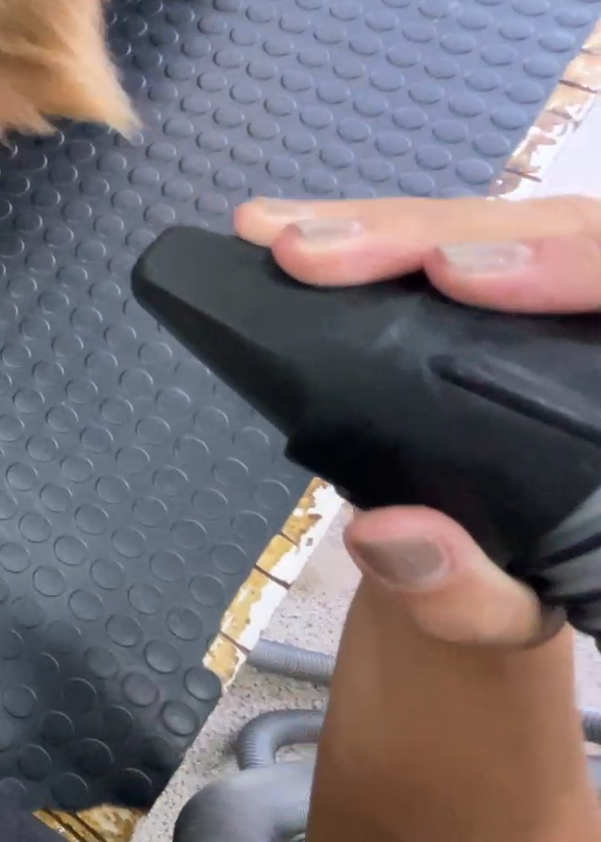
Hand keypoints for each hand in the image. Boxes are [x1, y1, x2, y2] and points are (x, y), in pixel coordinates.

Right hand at [237, 193, 600, 646]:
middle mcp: (599, 339)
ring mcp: (551, 312)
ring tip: (274, 231)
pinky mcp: (494, 299)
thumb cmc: (509, 588)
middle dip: (436, 232)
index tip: (459, 274)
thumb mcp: (495, 618)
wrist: (490, 560)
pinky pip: (449, 241)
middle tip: (309, 251)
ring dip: (385, 223)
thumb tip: (387, 532)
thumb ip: (466, 594)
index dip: (581, 262)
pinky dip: (368, 230)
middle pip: (577, 231)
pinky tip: (287, 230)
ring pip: (506, 222)